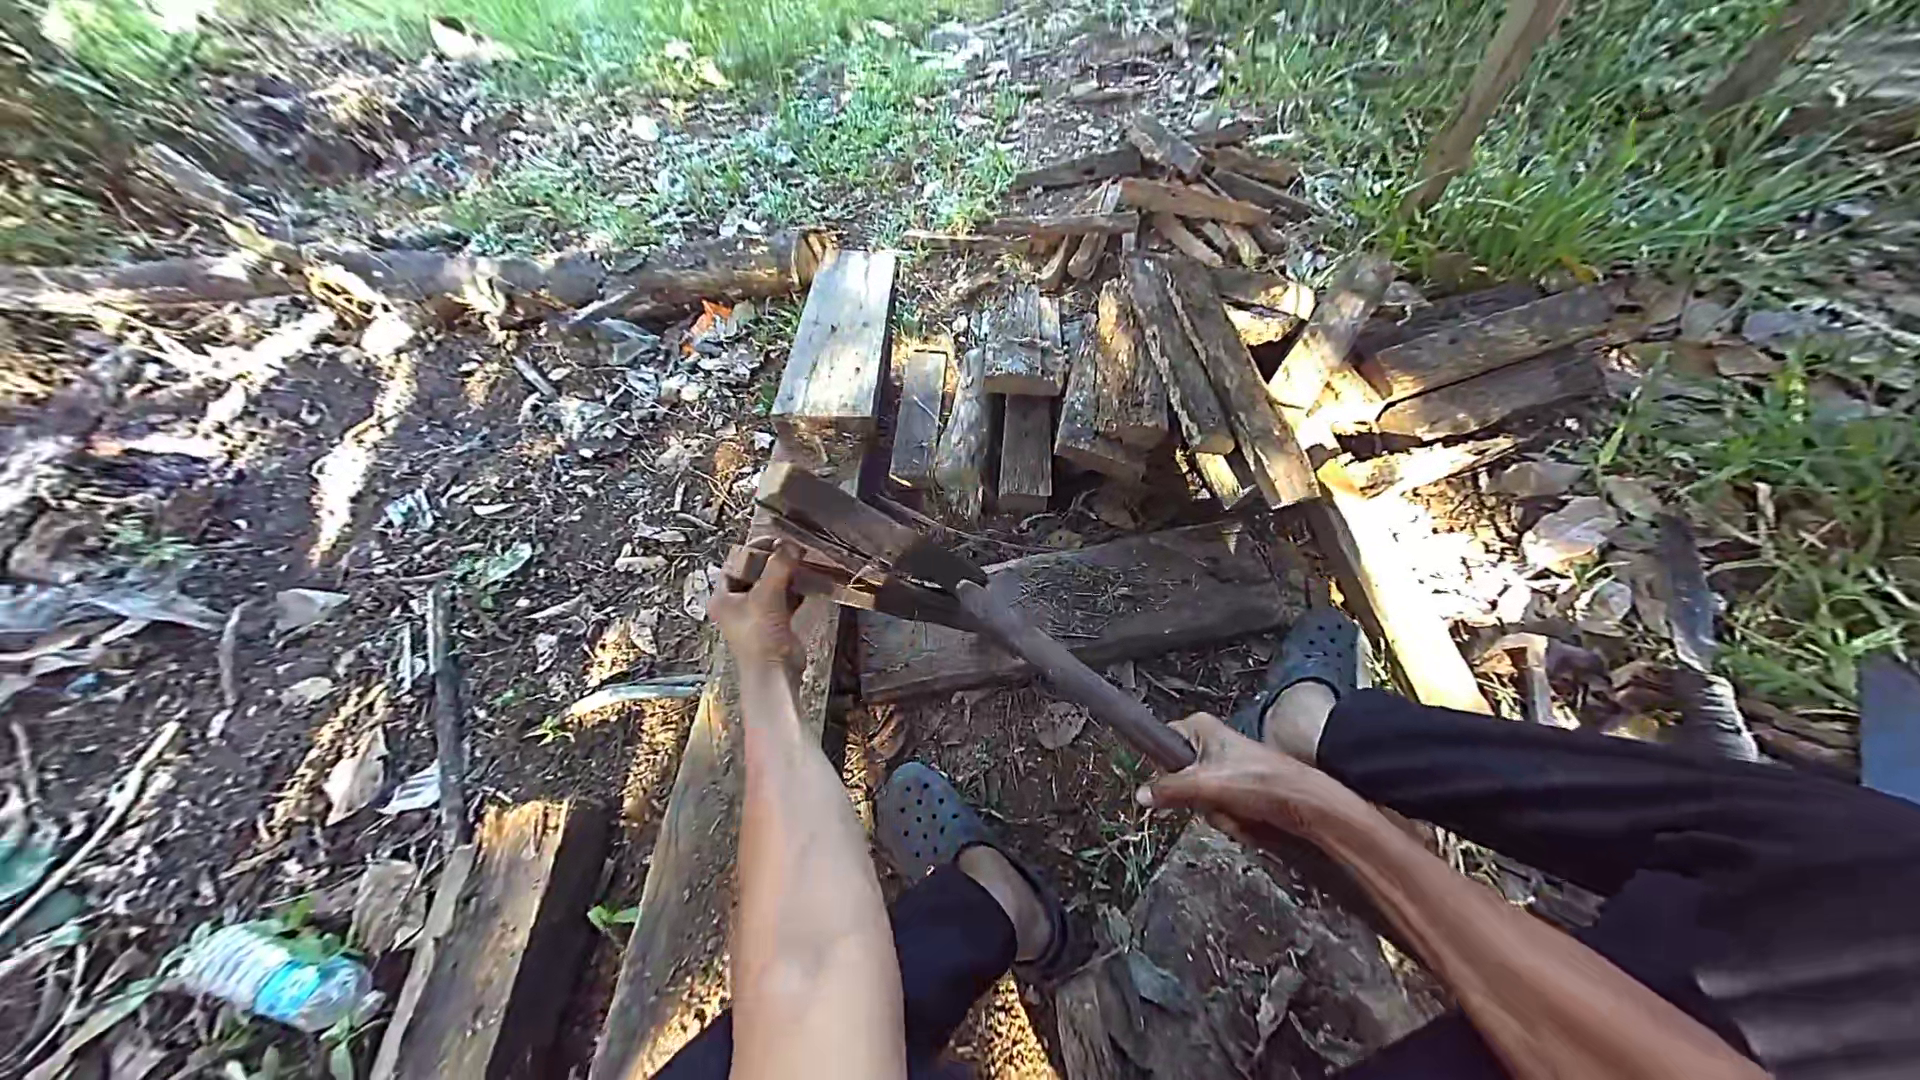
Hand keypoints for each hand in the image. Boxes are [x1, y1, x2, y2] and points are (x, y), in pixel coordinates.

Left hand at [709, 541, 804, 677]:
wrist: (774, 672)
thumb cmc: (760, 634)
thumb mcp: (766, 595)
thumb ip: (778, 566)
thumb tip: (791, 543)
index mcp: (723, 596)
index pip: (736, 563)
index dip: (754, 549)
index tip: (776, 539)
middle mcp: (737, 604)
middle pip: (755, 573)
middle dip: (774, 560)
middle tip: (793, 547)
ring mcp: (757, 614)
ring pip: (772, 585)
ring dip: (787, 573)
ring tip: (803, 559)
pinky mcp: (776, 622)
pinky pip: (786, 598)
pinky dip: (796, 589)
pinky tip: (809, 579)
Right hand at [1135, 711, 1354, 836]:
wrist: (1306, 806)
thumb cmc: (1259, 782)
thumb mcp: (1205, 785)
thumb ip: (1169, 789)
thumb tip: (1141, 795)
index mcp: (1200, 727)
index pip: (1162, 741)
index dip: (1162, 765)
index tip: (1166, 784)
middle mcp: (1211, 743)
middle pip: (1181, 776)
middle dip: (1196, 799)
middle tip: (1212, 802)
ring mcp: (1226, 767)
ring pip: (1200, 797)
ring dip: (1216, 812)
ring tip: (1236, 813)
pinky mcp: (1240, 788)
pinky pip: (1220, 807)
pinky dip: (1231, 819)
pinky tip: (1246, 821)